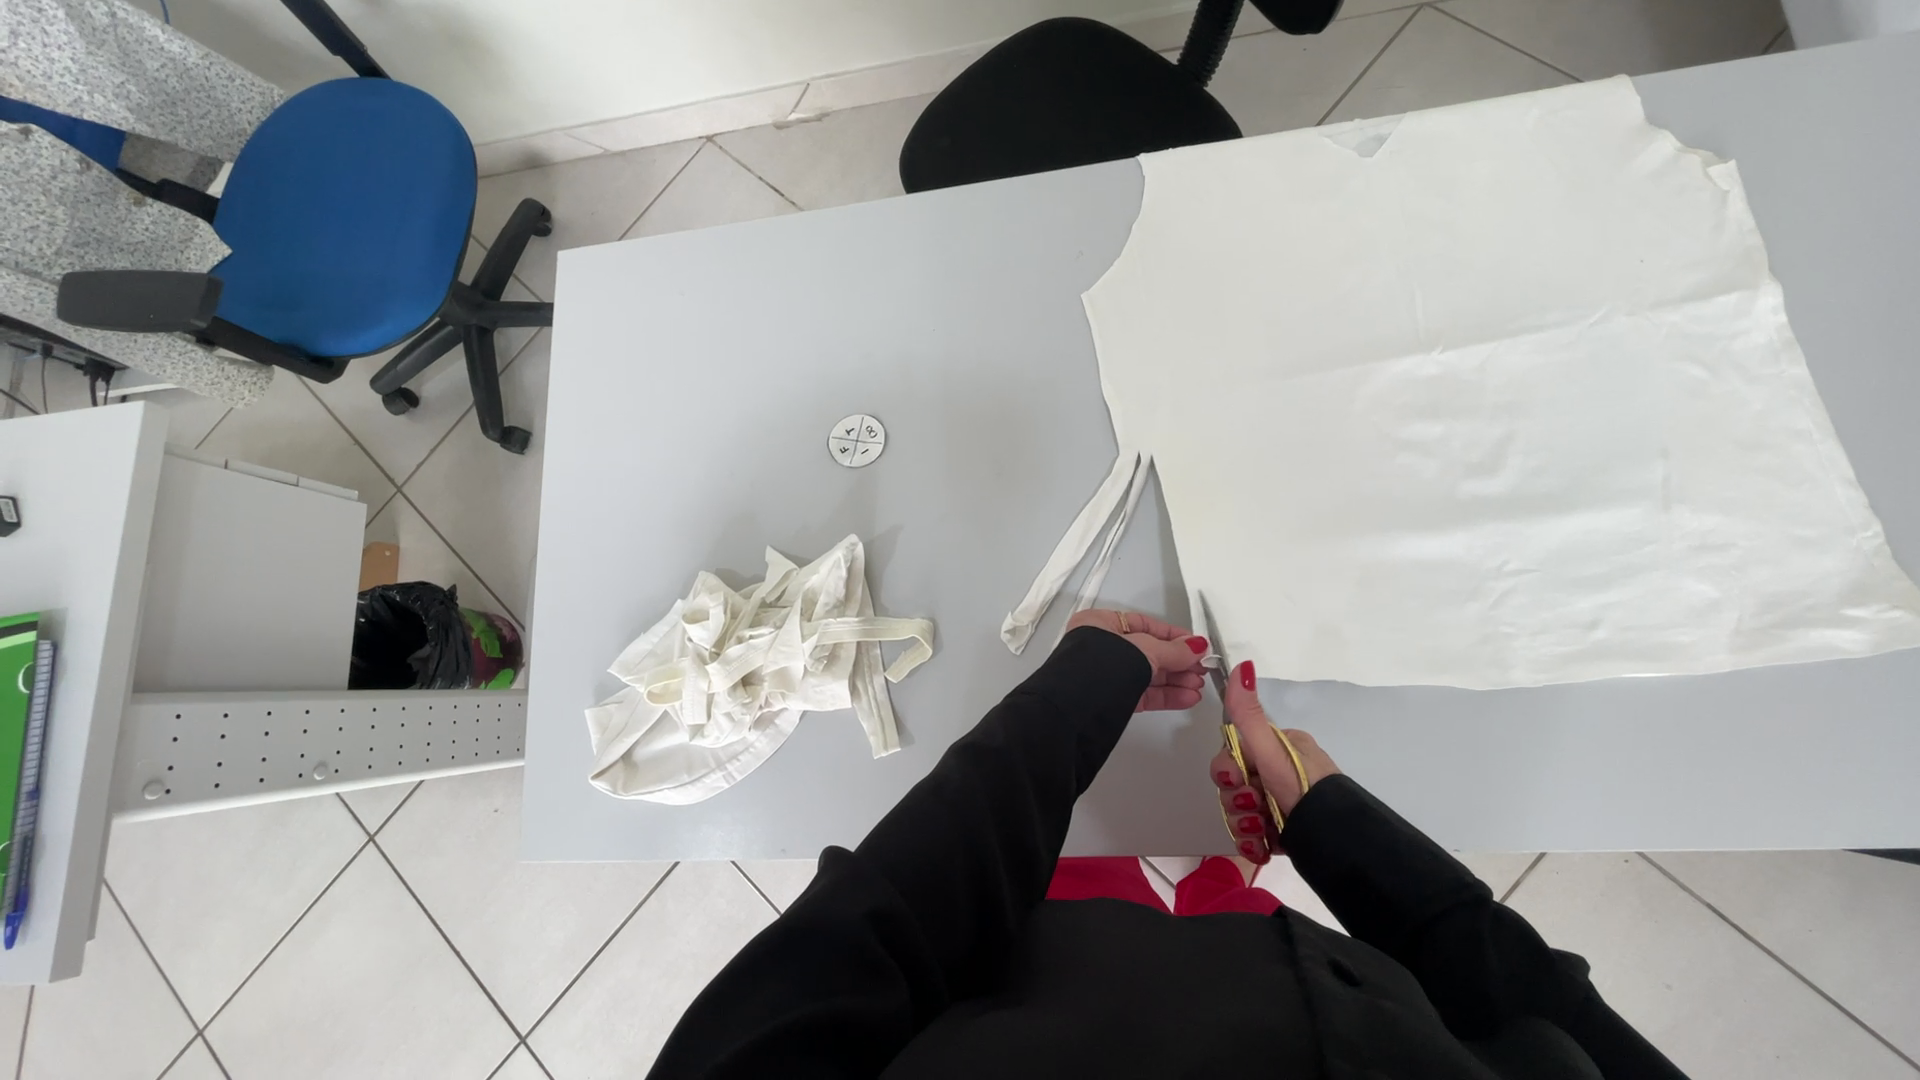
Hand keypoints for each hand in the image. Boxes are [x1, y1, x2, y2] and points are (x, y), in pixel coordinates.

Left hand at [1064, 609, 1209, 711]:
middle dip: (1178, 662)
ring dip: (1175, 680)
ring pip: (1148, 675)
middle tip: (1201, 668)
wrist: (1077, 709)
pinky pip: (1144, 694)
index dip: (1172, 635)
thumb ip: (1173, 649)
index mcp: (1100, 624)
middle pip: (1149, 652)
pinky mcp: (1112, 700)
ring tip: (1198, 685)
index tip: (1195, 645)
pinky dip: (1166, 696)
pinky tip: (1187, 697)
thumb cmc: (1099, 669)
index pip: (1144, 625)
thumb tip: (1196, 646)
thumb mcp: (1144, 650)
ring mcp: (1106, 676)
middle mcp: (1101, 648)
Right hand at [1208, 659, 1341, 863]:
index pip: (1233, 752)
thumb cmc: (1305, 791)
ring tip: (1262, 836)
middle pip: (1234, 784)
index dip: (1227, 771)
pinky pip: (1253, 834)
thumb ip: (1248, 714)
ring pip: (1240, 811)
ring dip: (1244, 826)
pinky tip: (1263, 848)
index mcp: (1280, 747)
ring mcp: (1281, 803)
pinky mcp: (1284, 831)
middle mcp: (1280, 771)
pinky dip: (1253, 843)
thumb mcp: (1272, 751)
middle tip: (1254, 812)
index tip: (1236, 782)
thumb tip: (1242, 664)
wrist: (1340, 844)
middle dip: (1236, 802)